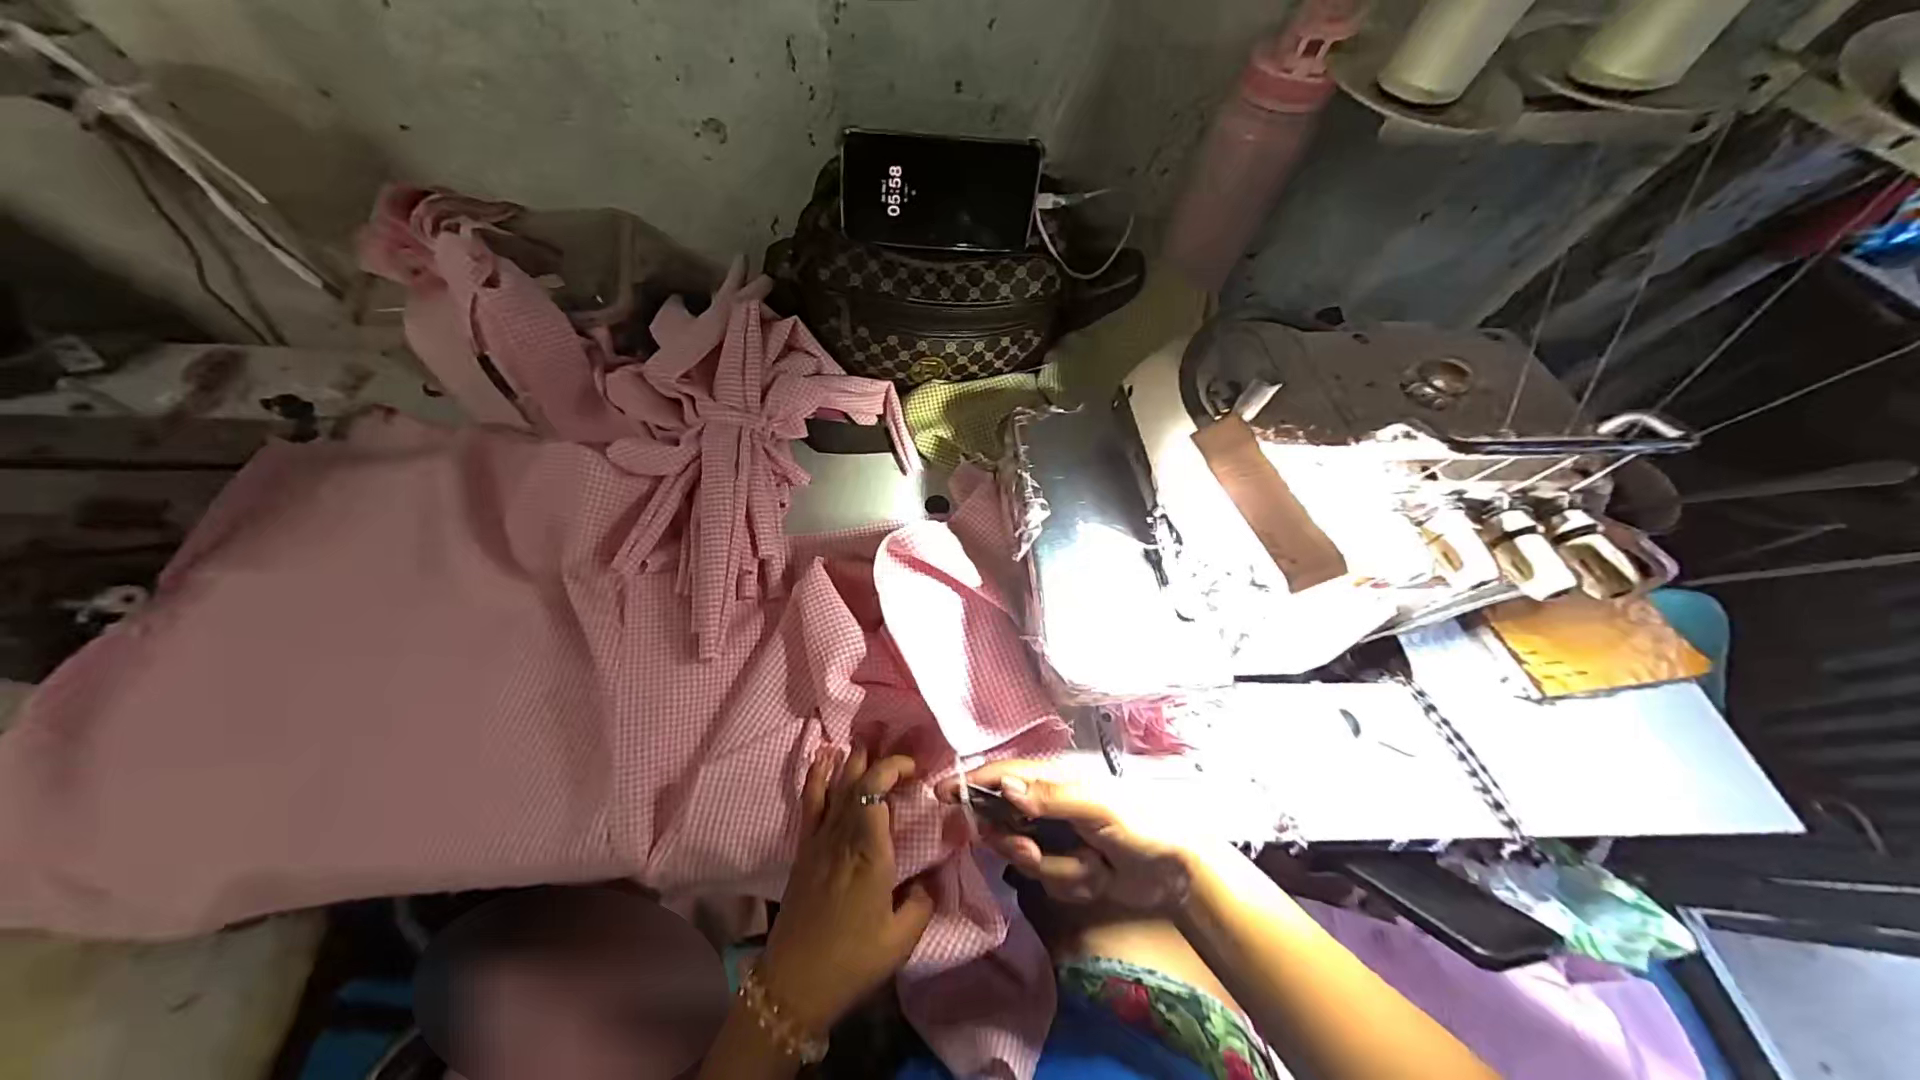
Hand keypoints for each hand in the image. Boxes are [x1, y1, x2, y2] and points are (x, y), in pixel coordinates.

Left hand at [756, 743, 935, 1036]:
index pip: (875, 791)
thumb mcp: (901, 940)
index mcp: (869, 853)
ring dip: (848, 761)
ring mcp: (819, 842)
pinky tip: (822, 761)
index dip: (893, 768)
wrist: (794, 984)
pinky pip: (810, 804)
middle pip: (854, 782)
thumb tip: (930, 876)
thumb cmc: (852, 960)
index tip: (915, 770)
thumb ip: (922, 901)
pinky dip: (816, 777)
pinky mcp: (804, 851)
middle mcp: (842, 837)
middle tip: (896, 747)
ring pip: (833, 787)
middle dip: (875, 759)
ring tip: (863, 742)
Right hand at [946, 759, 1199, 910]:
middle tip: (1035, 852)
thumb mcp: (1097, 810)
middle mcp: (1049, 807)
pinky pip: (1048, 881)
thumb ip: (1050, 799)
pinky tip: (1098, 880)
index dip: (970, 783)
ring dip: (1056, 869)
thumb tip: (1004, 787)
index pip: (1002, 777)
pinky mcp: (1068, 868)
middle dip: (1019, 844)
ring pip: (1026, 859)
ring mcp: (1058, 839)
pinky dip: (1072, 884)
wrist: (1179, 873)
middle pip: (1005, 824)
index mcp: (1055, 782)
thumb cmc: (1141, 827)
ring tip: (1089, 869)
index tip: (940, 795)